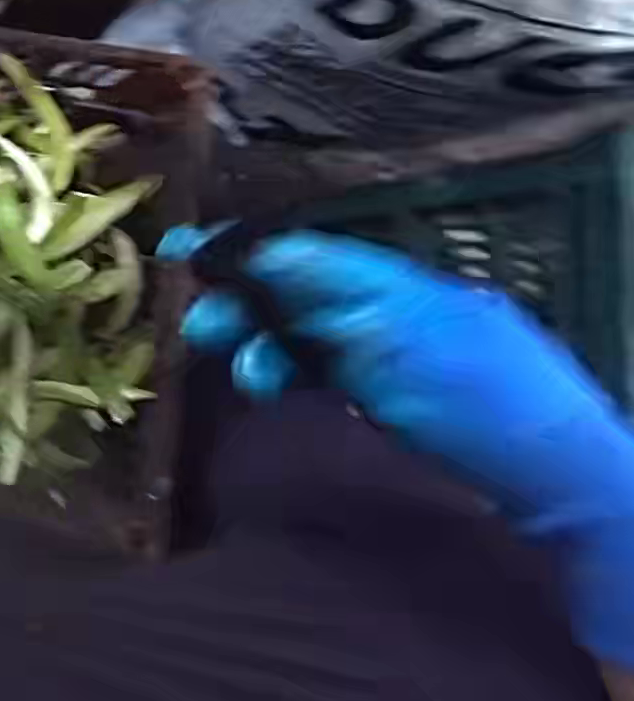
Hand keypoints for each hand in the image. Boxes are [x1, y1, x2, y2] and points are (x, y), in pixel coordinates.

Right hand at [161, 227, 633, 663]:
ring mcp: (367, 343)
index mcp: (388, 279)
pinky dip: (274, 369)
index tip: (177, 247)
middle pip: (277, 287)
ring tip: (248, 377)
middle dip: (233, 305)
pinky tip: (264, 386)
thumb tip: (252, 246)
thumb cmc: (474, 396)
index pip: (293, 248)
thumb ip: (322, 285)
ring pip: (281, 327)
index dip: (233, 246)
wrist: (554, 485)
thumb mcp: (395, 332)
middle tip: (199, 328)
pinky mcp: (361, 379)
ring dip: (251, 345)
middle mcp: (371, 302)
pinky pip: (298, 360)